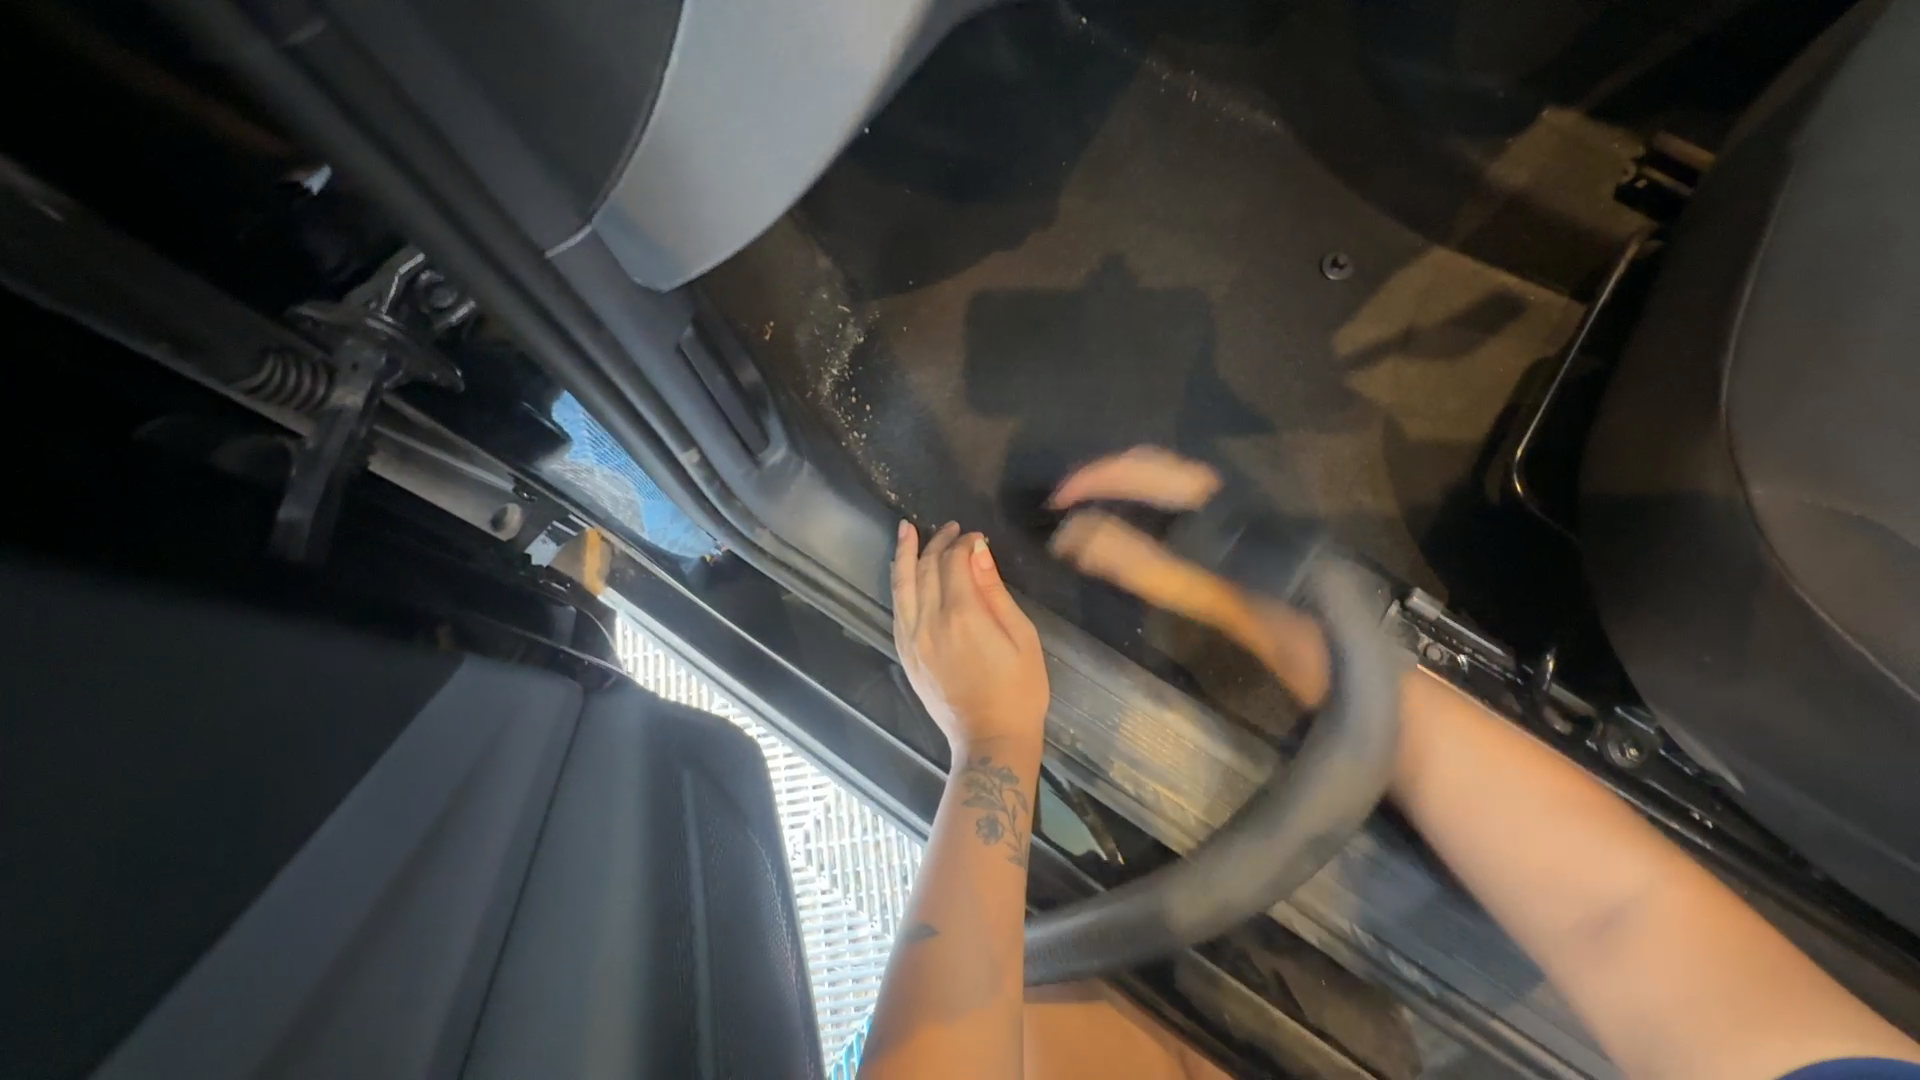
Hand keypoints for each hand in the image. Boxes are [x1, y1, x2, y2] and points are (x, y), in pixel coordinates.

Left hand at [892, 520, 1049, 752]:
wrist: (990, 738)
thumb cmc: (1019, 690)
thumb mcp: (1021, 636)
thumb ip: (995, 591)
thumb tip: (978, 551)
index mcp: (963, 615)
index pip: (954, 562)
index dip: (964, 542)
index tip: (977, 536)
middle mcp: (930, 622)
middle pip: (926, 568)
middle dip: (937, 542)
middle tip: (950, 528)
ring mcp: (913, 639)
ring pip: (902, 585)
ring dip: (905, 554)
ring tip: (907, 530)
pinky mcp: (906, 654)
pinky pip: (897, 610)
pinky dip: (898, 584)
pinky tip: (901, 571)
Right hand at [1048, 447, 1331, 705]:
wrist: (1351, 656)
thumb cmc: (1286, 624)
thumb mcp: (1211, 594)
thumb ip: (1144, 562)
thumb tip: (1076, 535)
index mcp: (1218, 504)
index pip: (1144, 470)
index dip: (1096, 478)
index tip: (1056, 503)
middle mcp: (1223, 501)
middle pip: (1153, 469)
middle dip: (1104, 480)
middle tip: (1063, 508)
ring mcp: (1230, 522)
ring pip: (1165, 490)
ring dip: (1121, 495)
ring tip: (1084, 519)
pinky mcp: (1232, 546)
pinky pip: (1176, 516)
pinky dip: (1140, 517)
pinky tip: (1127, 541)